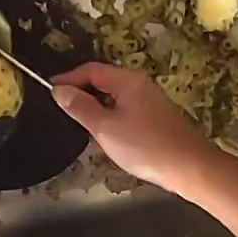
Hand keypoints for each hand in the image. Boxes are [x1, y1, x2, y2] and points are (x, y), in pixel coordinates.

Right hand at [51, 63, 222, 198]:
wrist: (188, 167)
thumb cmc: (145, 147)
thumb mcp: (105, 128)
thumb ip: (81, 107)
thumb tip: (60, 90)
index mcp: (128, 81)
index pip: (91, 69)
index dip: (68, 78)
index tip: (49, 89)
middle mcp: (140, 85)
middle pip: (103, 81)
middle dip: (81, 92)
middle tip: (62, 109)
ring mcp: (150, 102)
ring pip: (114, 98)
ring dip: (96, 108)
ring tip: (79, 125)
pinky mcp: (155, 119)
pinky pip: (125, 111)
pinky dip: (110, 118)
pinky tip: (105, 136)